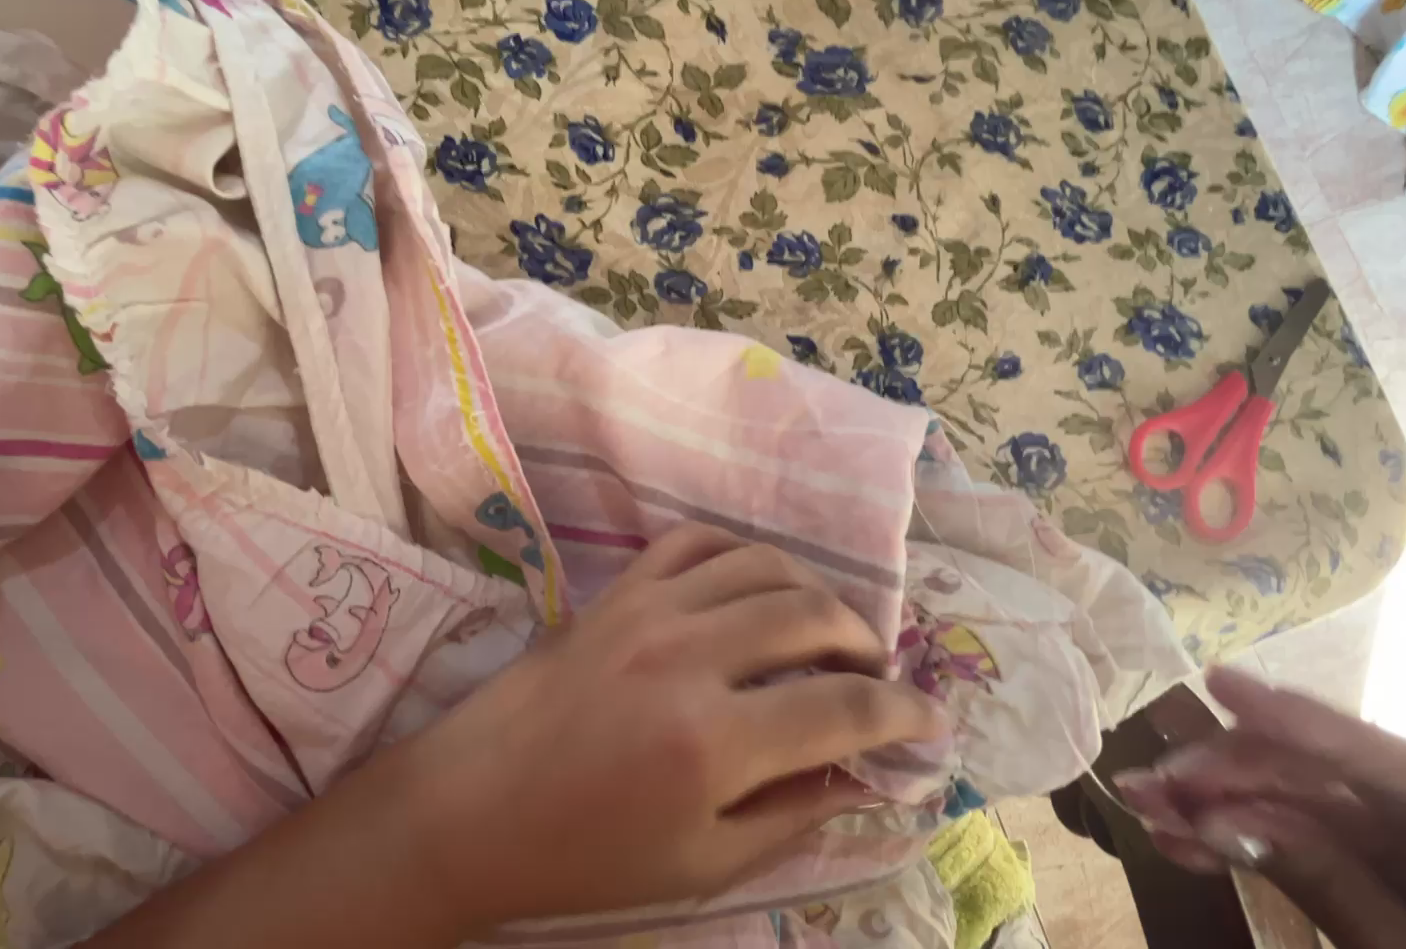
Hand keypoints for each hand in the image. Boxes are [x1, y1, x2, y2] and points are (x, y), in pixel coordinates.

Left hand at [387, 524, 949, 932]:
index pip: (843, 709)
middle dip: (864, 642)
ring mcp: (648, 608)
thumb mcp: (702, 864)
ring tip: (826, 626)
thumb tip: (860, 771)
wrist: (474, 804)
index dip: (903, 714)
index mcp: (713, 740)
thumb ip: (793, 812)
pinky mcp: (617, 590)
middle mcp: (688, 654)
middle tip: (874, 672)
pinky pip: (694, 540)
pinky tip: (755, 581)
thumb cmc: (586, 853)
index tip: (931, 718)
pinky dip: (739, 551)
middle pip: (812, 615)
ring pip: (762, 564)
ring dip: (813, 589)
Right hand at [1114, 667, 1405, 948]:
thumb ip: (1342, 896)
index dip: (1305, 722)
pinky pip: (1319, 843)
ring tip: (1144, 807)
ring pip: (1311, 807)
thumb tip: (1223, 821)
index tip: (1215, 680)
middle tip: (1143, 784)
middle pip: (1338, 782)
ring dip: (1222, 806)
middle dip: (1230, 777)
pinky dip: (1252, 840)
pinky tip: (1186, 840)